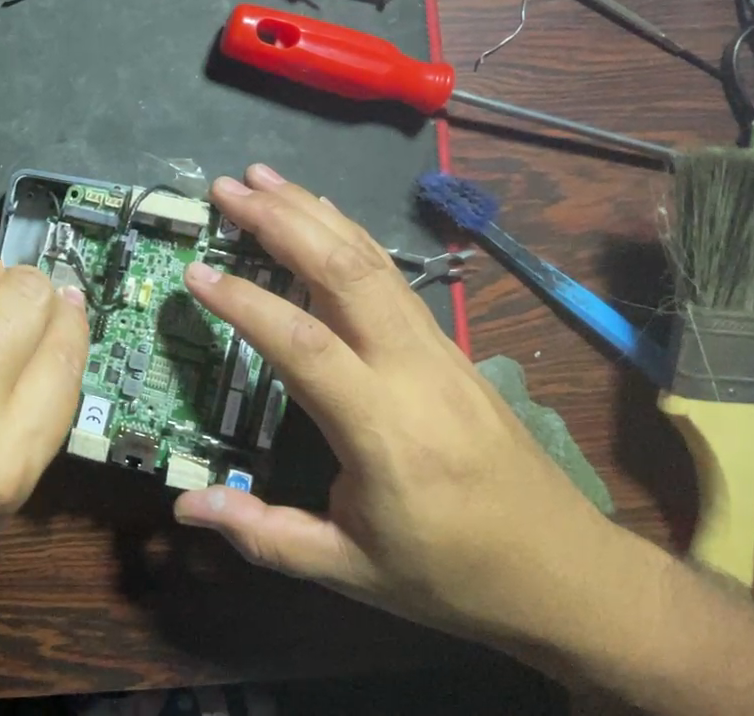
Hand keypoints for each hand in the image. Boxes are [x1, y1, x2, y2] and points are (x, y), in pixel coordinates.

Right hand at [172, 166, 629, 644]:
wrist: (570, 575)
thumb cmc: (452, 574)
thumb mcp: (351, 570)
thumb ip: (265, 534)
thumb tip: (183, 506)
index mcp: (386, 432)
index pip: (306, 346)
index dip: (247, 304)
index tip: (196, 272)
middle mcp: (415, 373)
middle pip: (347, 274)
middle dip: (283, 221)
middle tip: (226, 188)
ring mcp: (439, 352)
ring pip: (372, 262)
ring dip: (313, 212)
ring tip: (260, 178)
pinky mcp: (449, 347)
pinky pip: (391, 276)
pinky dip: (348, 233)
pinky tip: (320, 213)